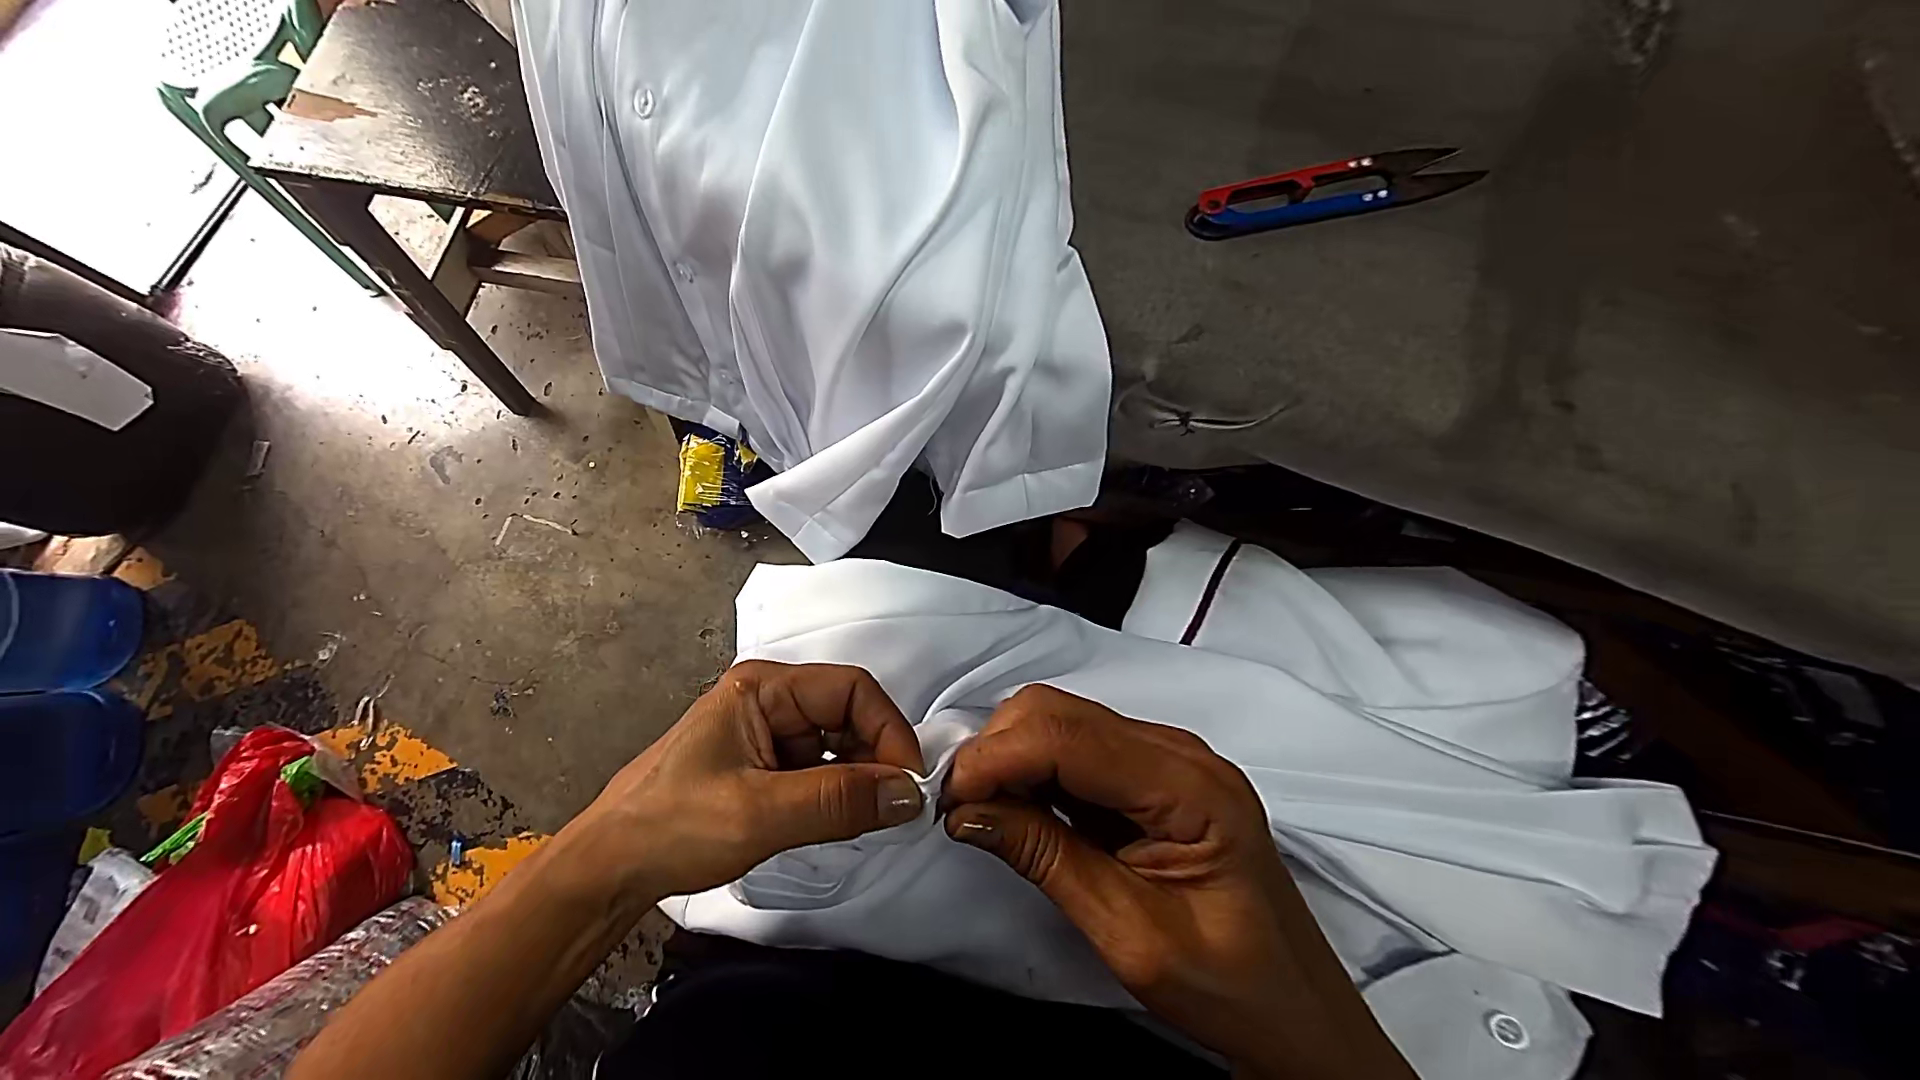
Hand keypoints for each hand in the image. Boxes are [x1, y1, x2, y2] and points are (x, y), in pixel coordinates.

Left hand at [576, 660, 926, 899]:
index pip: (851, 689)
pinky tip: (840, 819)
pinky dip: (841, 793)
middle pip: (850, 714)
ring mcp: (769, 733)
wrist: (609, 870)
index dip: (888, 729)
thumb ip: (838, 801)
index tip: (908, 778)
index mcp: (762, 688)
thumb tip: (905, 793)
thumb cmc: (663, 827)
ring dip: (859, 779)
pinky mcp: (769, 765)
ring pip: (840, 744)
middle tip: (894, 804)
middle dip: (876, 757)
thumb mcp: (758, 815)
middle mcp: (770, 701)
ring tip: (863, 816)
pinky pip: (823, 769)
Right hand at [942, 686, 1413, 1079]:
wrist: (1293, 1006)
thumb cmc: (1230, 985)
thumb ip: (1046, 859)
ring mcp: (1166, 754)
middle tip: (963, 810)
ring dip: (1010, 757)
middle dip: (997, 750)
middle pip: (1060, 712)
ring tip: (984, 812)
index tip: (950, 799)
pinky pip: (1075, 745)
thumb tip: (967, 811)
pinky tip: (1018, 807)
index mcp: (1189, 787)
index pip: (1069, 736)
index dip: (998, 756)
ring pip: (1061, 719)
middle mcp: (1178, 752)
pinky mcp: (1150, 770)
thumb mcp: (1132, 936)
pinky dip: (1033, 768)